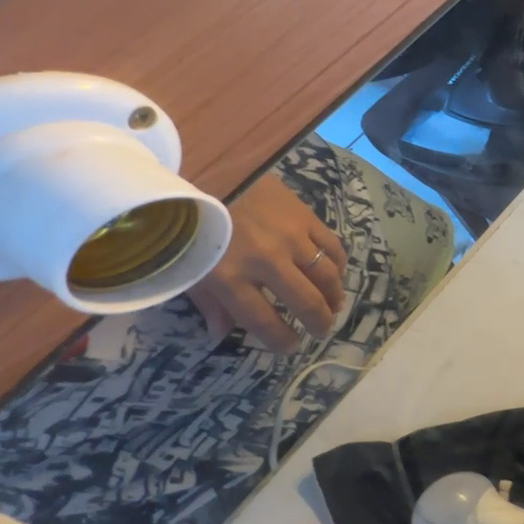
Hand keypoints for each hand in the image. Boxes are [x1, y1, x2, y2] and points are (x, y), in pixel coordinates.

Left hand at [188, 175, 346, 351]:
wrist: (202, 177)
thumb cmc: (185, 229)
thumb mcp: (186, 270)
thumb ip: (208, 303)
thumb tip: (222, 333)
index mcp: (230, 279)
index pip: (264, 319)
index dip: (281, 338)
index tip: (291, 346)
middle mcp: (266, 262)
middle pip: (305, 300)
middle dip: (318, 320)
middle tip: (323, 330)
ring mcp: (292, 239)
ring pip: (326, 275)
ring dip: (334, 294)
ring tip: (334, 305)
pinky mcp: (307, 219)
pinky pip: (332, 247)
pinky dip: (338, 264)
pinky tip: (336, 273)